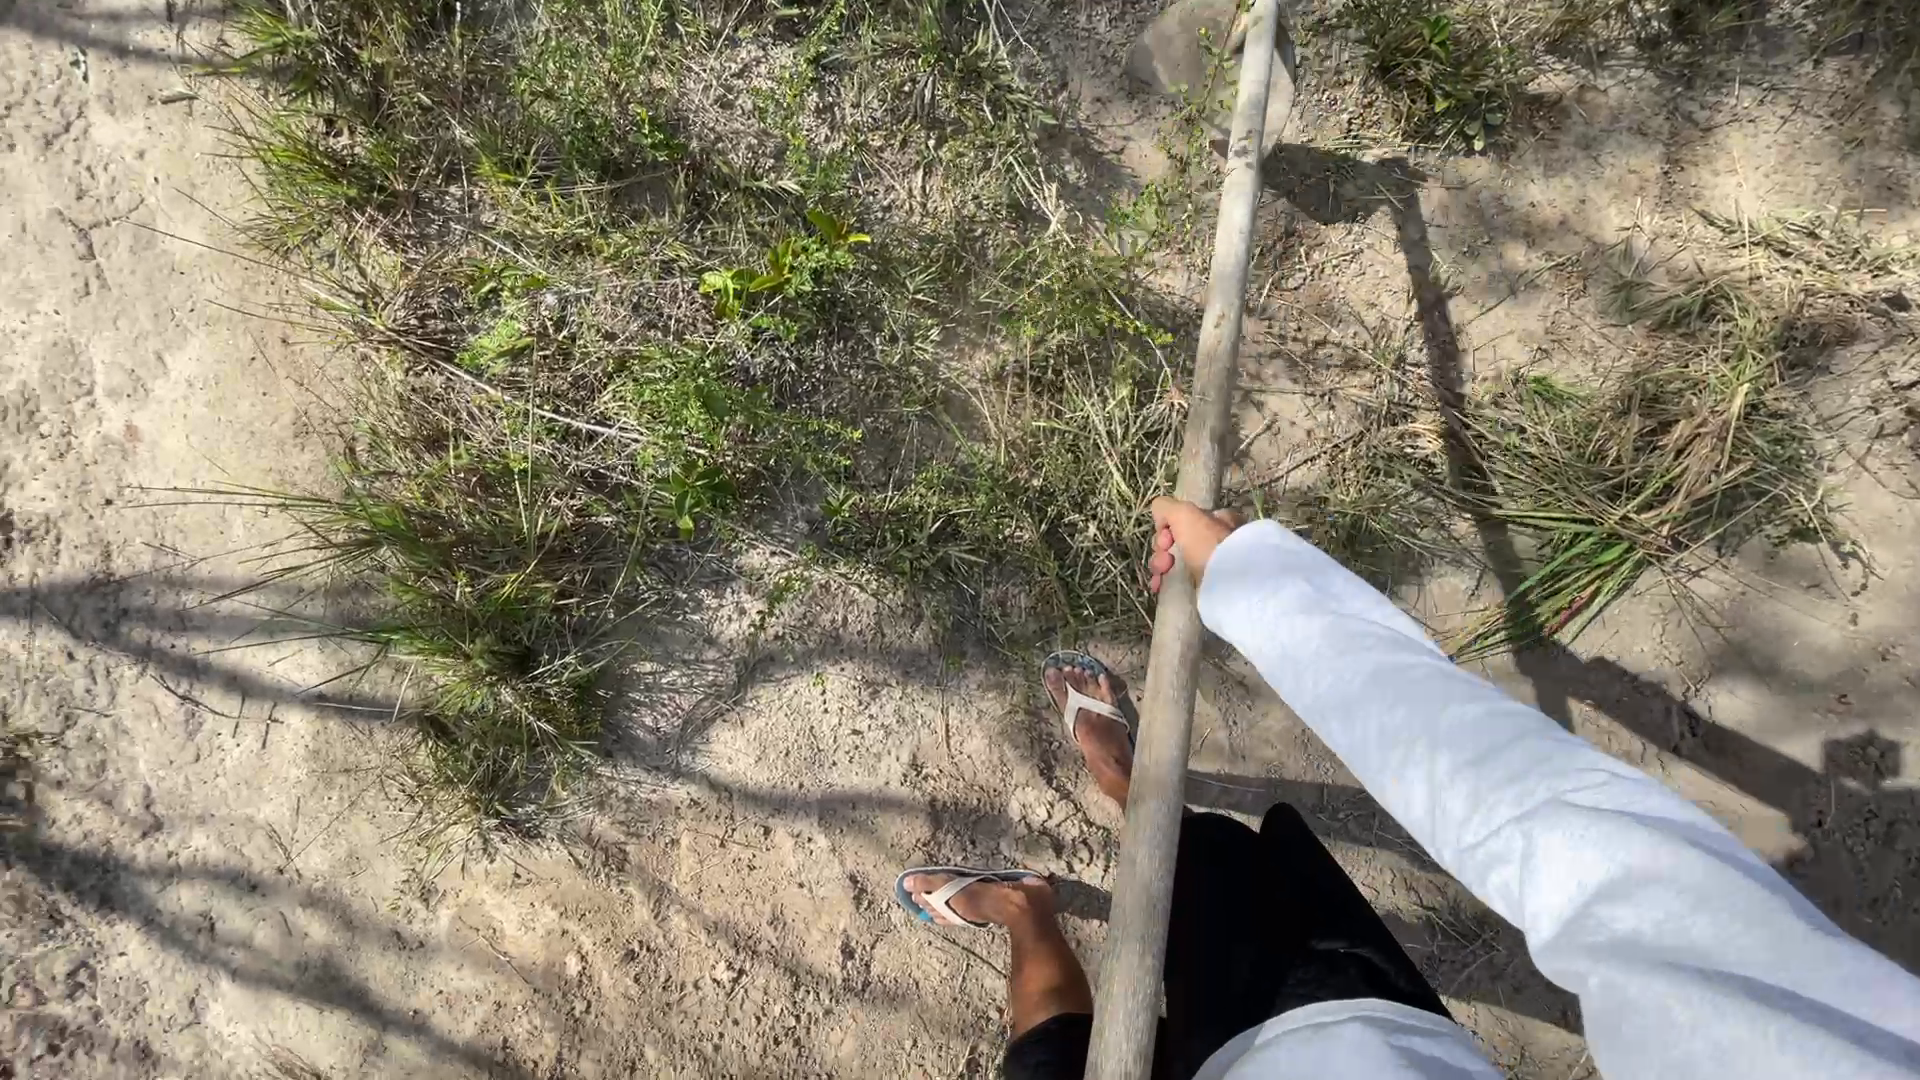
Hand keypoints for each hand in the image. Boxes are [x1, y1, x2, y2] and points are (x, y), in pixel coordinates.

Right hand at [1147, 497, 1240, 592]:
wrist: (1228, 584)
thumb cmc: (1207, 544)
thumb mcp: (1184, 513)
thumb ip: (1166, 507)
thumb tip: (1159, 518)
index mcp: (1218, 521)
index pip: (1185, 518)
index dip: (1168, 525)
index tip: (1166, 536)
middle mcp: (1215, 541)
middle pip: (1176, 540)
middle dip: (1161, 548)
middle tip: (1165, 557)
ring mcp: (1210, 566)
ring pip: (1173, 561)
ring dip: (1160, 565)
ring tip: (1161, 574)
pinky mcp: (1203, 587)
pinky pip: (1176, 580)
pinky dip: (1164, 582)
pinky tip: (1158, 586)